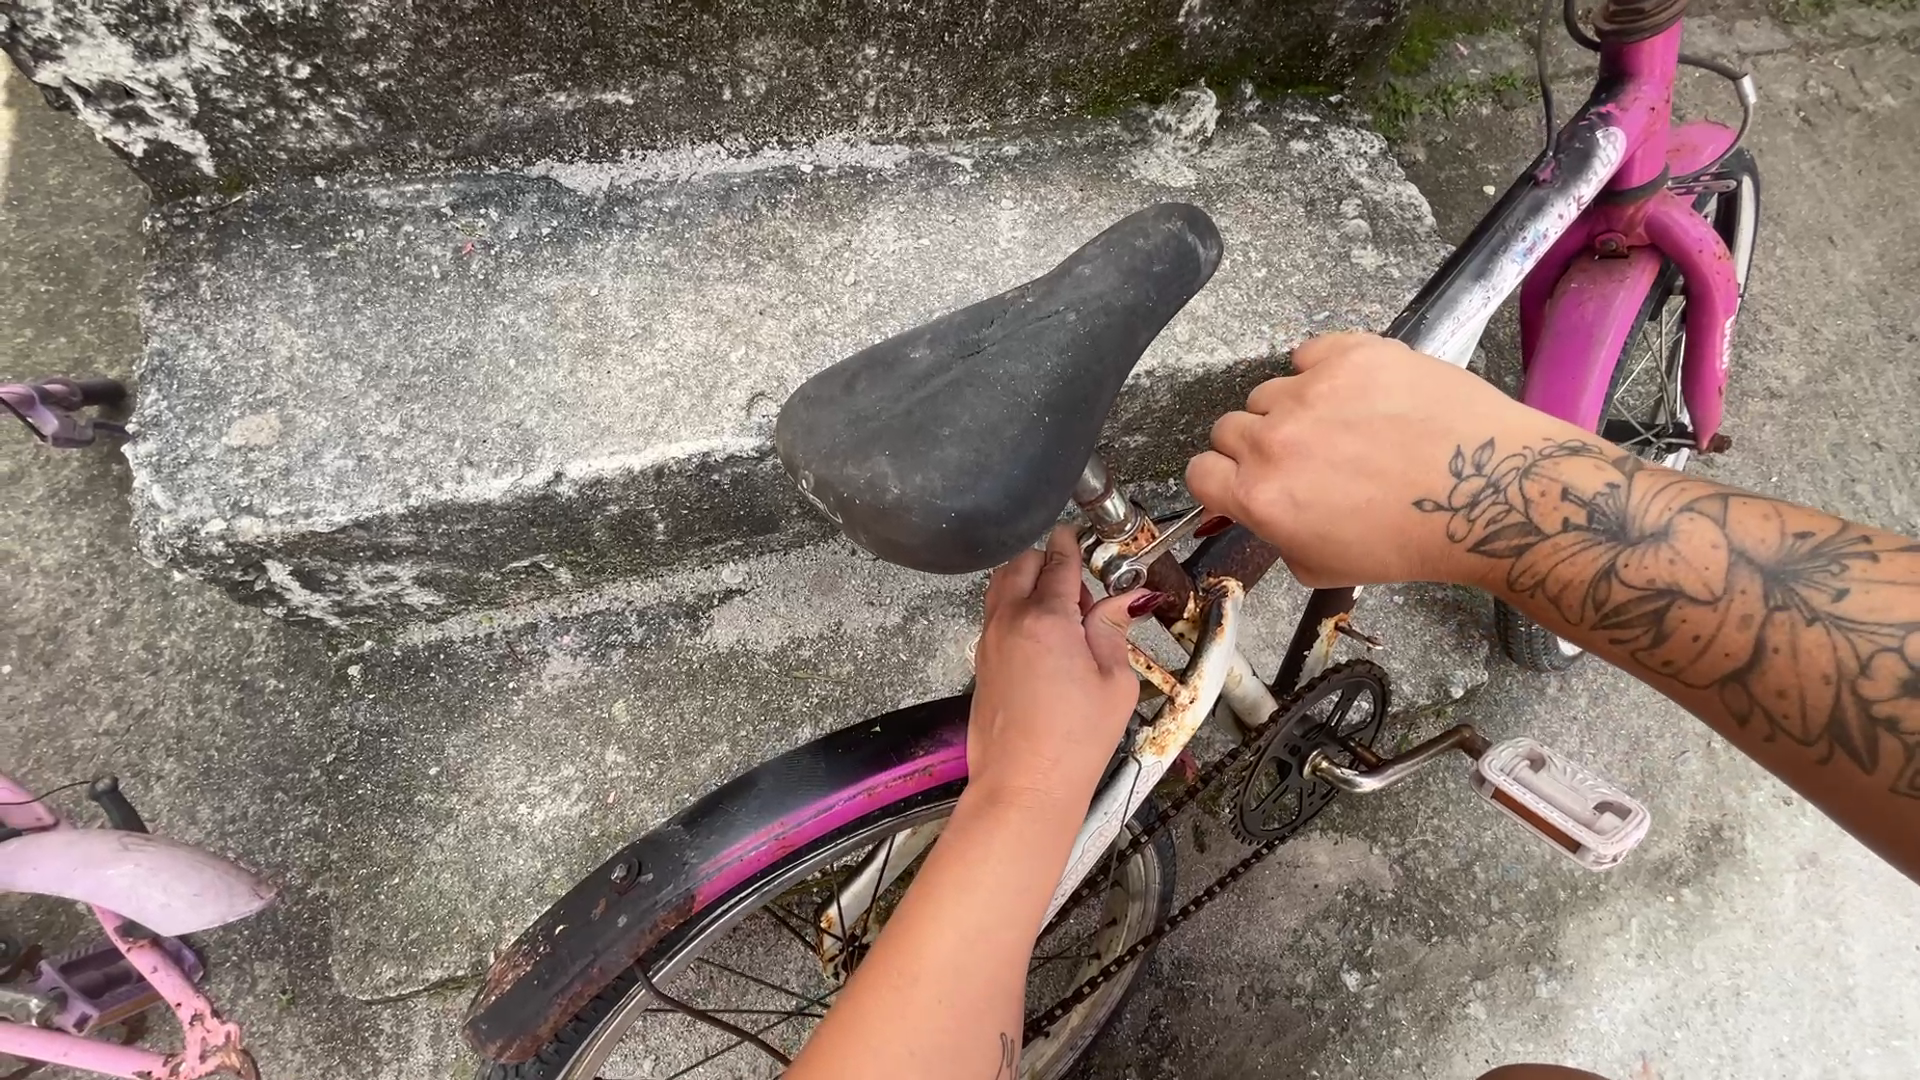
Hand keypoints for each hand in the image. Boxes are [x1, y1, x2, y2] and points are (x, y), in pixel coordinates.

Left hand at [967, 526, 1152, 810]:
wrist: (1023, 784)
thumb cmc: (1073, 741)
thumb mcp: (1115, 682)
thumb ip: (1113, 630)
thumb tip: (1122, 601)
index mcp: (1046, 618)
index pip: (1058, 562)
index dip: (1070, 543)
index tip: (1074, 534)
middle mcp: (1009, 620)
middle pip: (1021, 563)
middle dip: (1047, 561)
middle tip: (1079, 589)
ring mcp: (989, 639)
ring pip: (1001, 585)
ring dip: (1026, 582)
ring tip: (1061, 615)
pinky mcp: (980, 660)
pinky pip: (994, 614)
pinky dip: (1013, 607)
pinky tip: (1041, 638)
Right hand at [1185, 332, 1569, 587]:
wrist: (1492, 493)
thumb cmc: (1411, 539)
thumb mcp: (1320, 567)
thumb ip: (1273, 536)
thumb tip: (1261, 512)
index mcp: (1259, 496)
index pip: (1199, 471)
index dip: (1219, 477)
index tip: (1240, 477)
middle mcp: (1272, 441)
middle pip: (1227, 428)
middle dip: (1254, 444)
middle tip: (1299, 455)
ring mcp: (1310, 393)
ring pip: (1268, 391)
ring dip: (1290, 408)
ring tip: (1339, 423)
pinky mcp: (1351, 355)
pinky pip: (1308, 353)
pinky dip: (1321, 368)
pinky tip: (1352, 392)